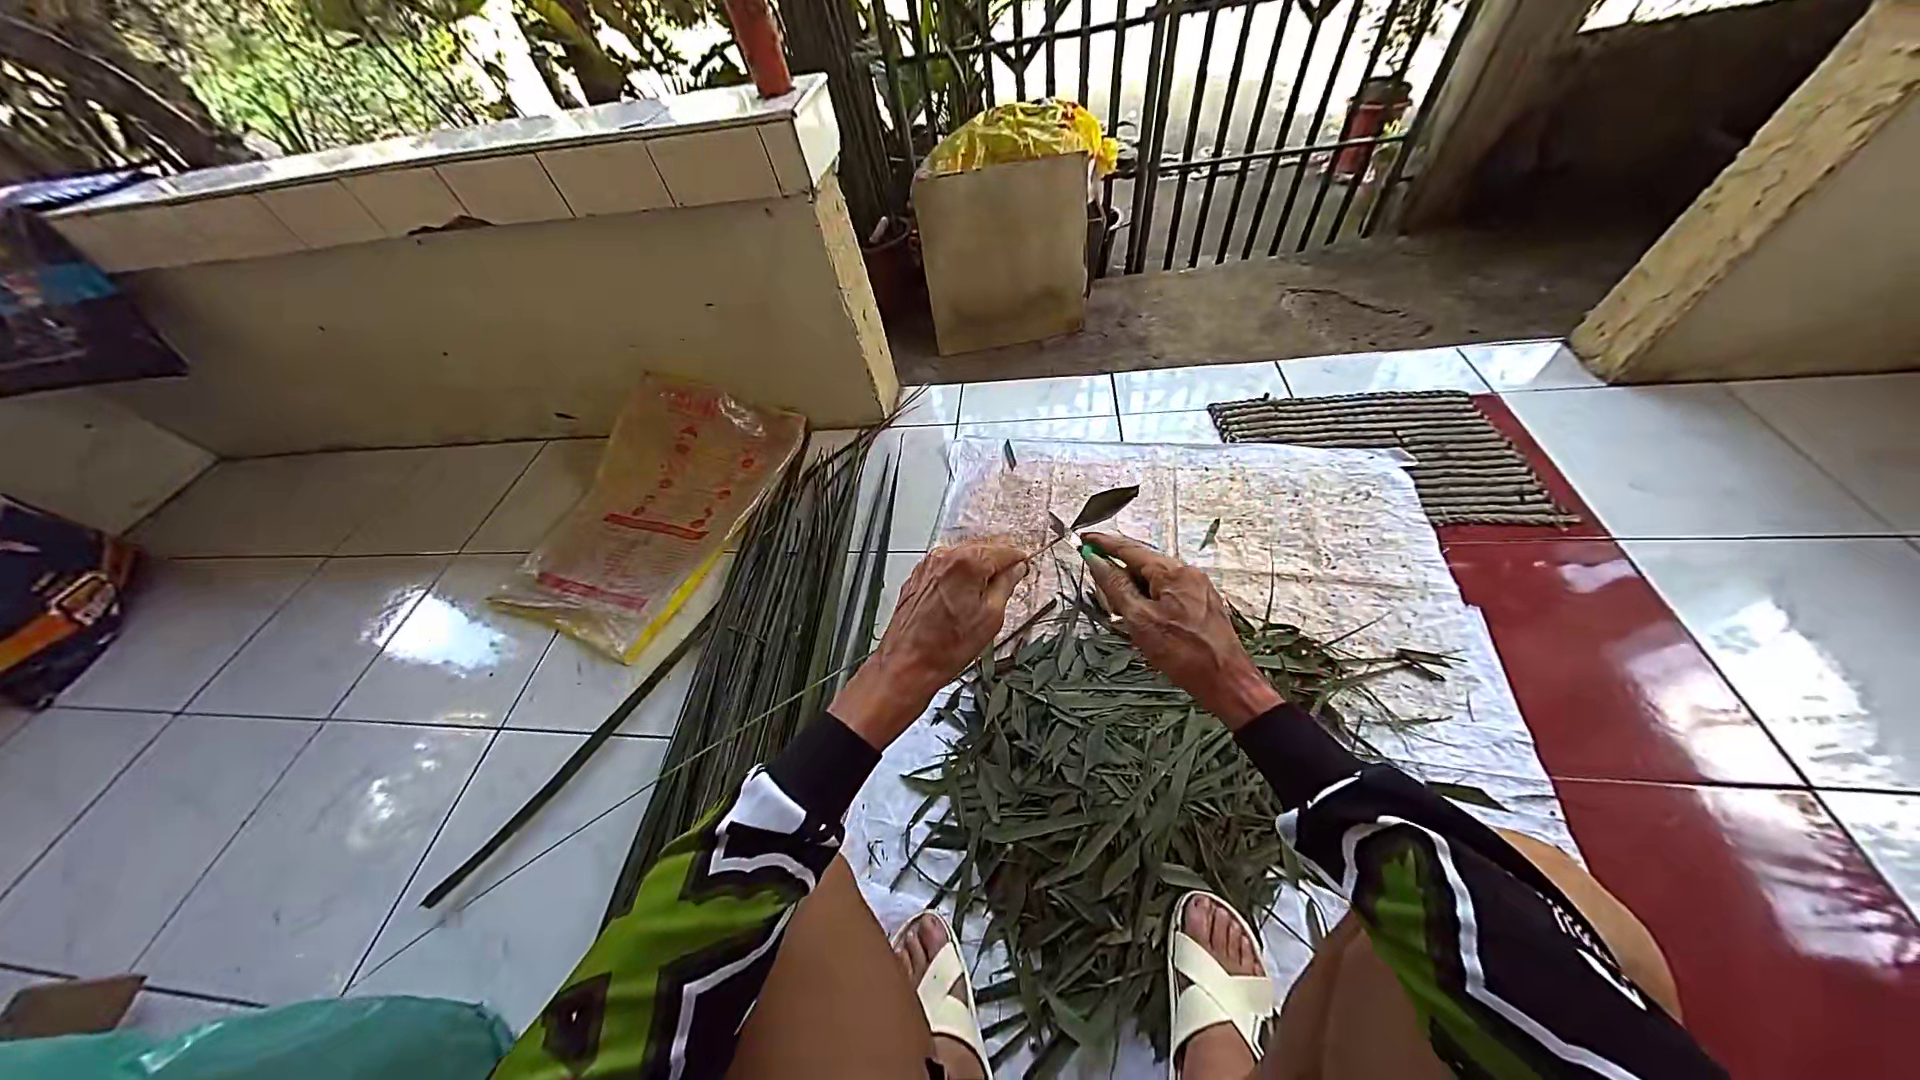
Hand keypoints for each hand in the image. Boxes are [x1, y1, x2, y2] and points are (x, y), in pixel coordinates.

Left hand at [831, 543, 1027, 747]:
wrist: (908, 664)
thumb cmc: (944, 648)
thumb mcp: (991, 617)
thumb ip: (1006, 585)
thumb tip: (1015, 570)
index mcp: (967, 563)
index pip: (1004, 550)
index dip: (1018, 561)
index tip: (1024, 568)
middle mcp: (944, 557)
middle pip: (983, 549)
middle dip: (997, 565)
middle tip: (1008, 585)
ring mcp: (928, 566)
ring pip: (963, 558)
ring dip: (977, 572)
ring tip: (982, 600)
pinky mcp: (918, 577)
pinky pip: (946, 569)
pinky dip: (957, 578)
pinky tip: (961, 601)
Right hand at [1079, 532, 1281, 729]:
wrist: (1225, 680)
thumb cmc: (1187, 654)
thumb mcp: (1139, 619)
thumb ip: (1116, 587)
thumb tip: (1098, 563)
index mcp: (1173, 573)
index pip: (1130, 549)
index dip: (1103, 543)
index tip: (1086, 540)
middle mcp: (1188, 575)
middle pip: (1142, 564)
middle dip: (1118, 574)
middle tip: (1099, 586)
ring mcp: (1197, 589)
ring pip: (1154, 581)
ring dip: (1134, 592)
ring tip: (1124, 615)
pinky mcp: (1201, 605)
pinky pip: (1167, 593)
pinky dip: (1149, 601)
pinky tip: (1144, 621)